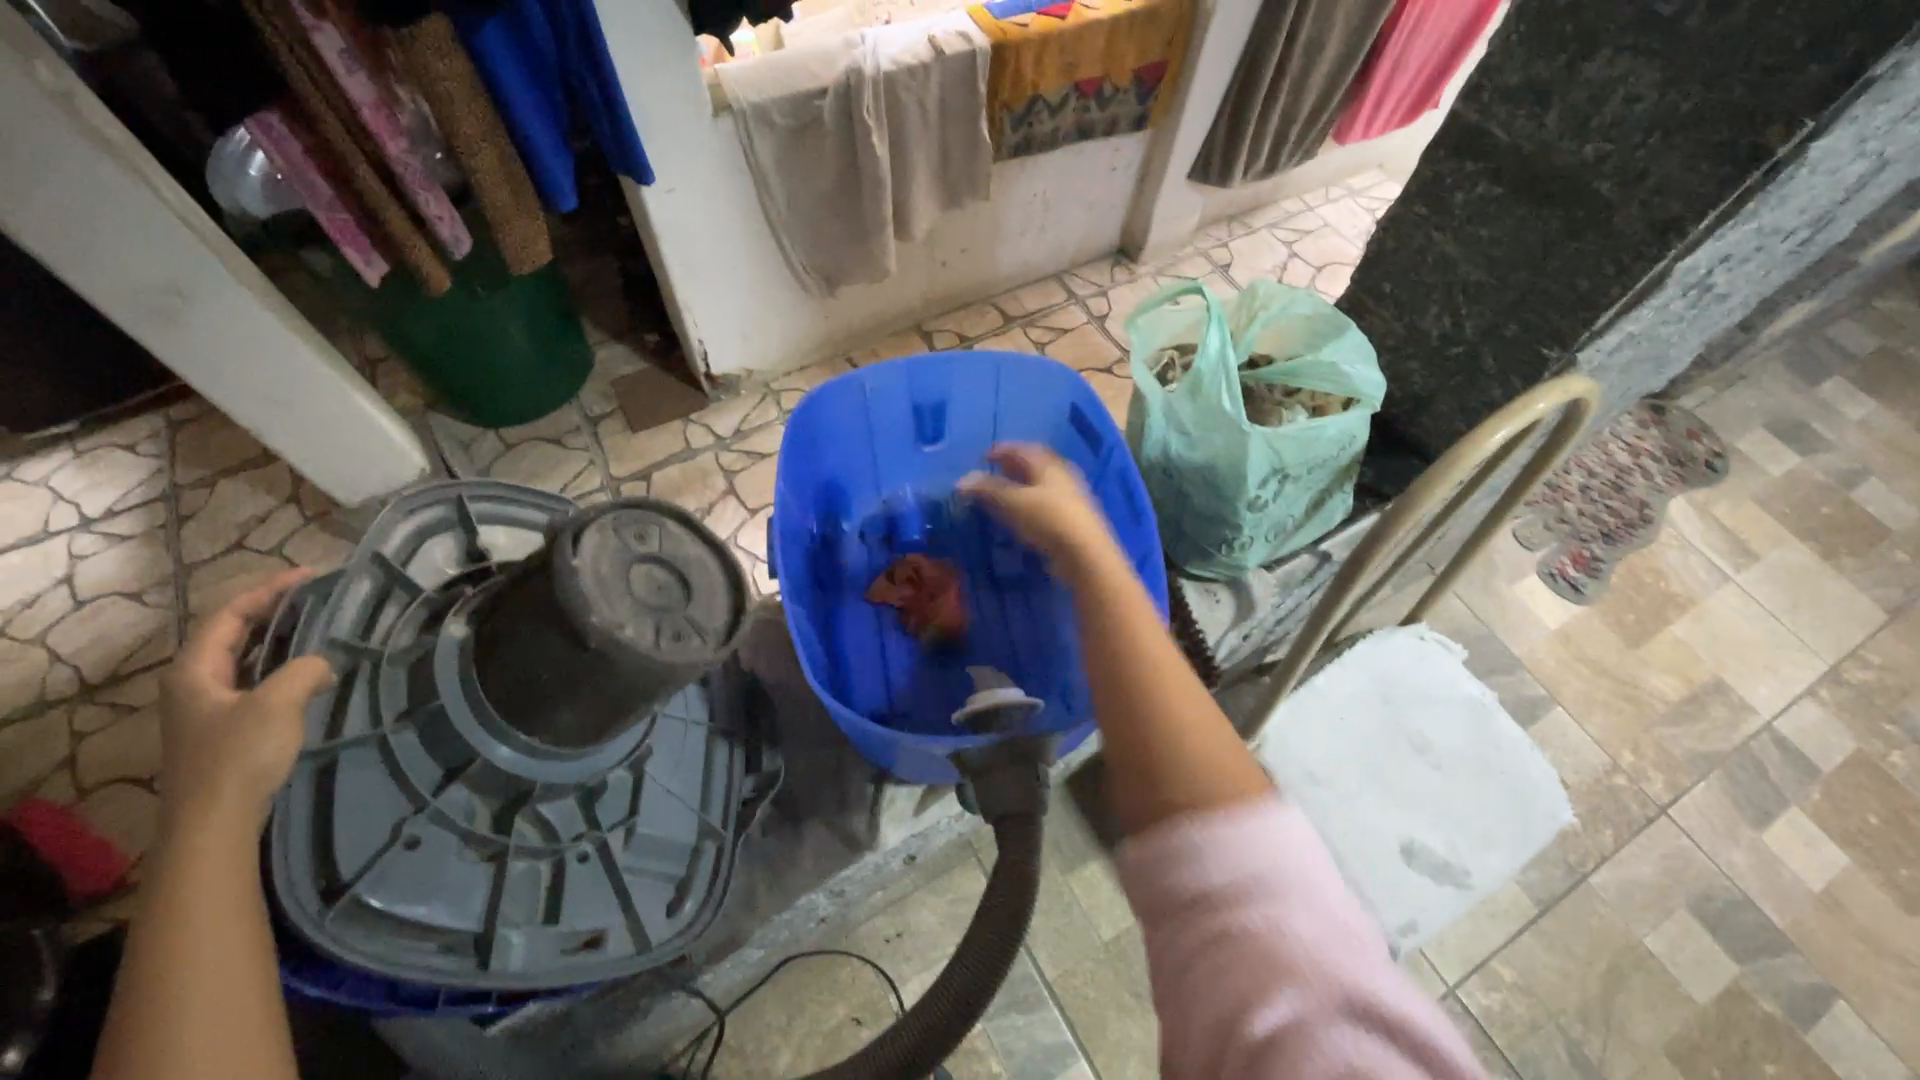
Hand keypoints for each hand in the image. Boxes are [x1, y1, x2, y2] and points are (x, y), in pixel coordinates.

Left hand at [160, 570, 335, 834]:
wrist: (214, 821)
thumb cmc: (239, 756)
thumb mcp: (278, 704)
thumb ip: (304, 670)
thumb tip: (321, 664)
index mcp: (194, 670)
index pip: (229, 615)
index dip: (268, 591)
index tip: (309, 576)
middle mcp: (193, 684)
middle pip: (231, 635)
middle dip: (272, 612)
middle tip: (315, 598)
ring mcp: (206, 709)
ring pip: (244, 661)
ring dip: (278, 642)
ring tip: (317, 629)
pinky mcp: (224, 730)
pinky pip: (254, 683)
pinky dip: (280, 668)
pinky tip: (308, 675)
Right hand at [958, 443, 1118, 567]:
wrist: (1085, 555)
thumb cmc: (1047, 520)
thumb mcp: (1012, 502)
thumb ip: (987, 489)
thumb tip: (962, 481)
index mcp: (1048, 464)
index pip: (1022, 449)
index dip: (1001, 451)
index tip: (983, 457)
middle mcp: (1062, 474)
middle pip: (1034, 465)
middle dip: (1011, 467)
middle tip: (992, 474)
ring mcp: (1070, 497)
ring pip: (1040, 485)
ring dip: (1020, 487)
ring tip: (1002, 496)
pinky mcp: (1071, 519)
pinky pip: (1045, 504)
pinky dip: (1029, 504)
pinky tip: (1020, 515)